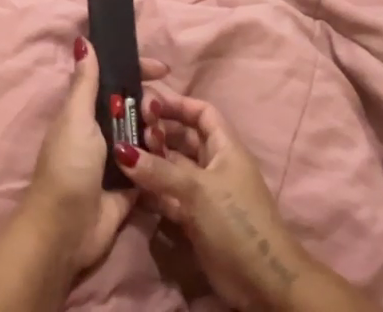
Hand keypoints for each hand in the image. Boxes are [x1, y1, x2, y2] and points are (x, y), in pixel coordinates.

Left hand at [23, 38, 167, 269]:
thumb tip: (83, 41)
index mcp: (86, 113)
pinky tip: (174, 155)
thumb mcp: (76, 120)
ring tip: (161, 138)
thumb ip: (84, 83)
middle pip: (136, 108)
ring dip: (158, 132)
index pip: (116, 83)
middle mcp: (103, 132)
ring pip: (148, 135)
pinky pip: (153, 165)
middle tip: (160, 112)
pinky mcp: (133, 185)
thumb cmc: (68, 168)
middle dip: (152, 105)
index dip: (138, 73)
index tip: (162, 70)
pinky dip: (162, 158)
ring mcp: (119, 160)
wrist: (67, 231)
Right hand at [116, 94, 378, 311]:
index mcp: (225, 147)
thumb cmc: (237, 220)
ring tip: (122, 152)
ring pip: (173, 166)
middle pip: (184, 138)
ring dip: (151, 160)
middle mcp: (214, 164)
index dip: (177, 104)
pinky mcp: (194, 217)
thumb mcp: (199, 190)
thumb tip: (121, 150)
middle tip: (128, 129)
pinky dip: (151, 188)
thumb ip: (160, 170)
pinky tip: (129, 184)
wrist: (260, 279)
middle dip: (159, 131)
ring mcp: (204, 192)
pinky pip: (168, 194)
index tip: (147, 103)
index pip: (202, 112)